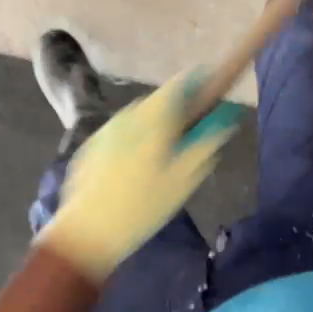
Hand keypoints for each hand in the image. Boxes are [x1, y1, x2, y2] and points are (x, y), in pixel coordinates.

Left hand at [37, 71, 239, 282]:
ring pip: (142, 116)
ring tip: (167, 156)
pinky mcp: (94, 142)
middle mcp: (130, 111)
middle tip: (196, 133)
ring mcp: (109, 125)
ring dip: (158, 125)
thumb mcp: (185, 178)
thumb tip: (225, 119)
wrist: (88, 230)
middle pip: (163, 99)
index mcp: (154, 115)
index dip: (203, 83)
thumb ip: (207, 143)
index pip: (183, 81)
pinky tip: (139, 168)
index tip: (216, 94)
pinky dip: (138, 138)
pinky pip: (125, 131)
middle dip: (181, 109)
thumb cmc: (143, 205)